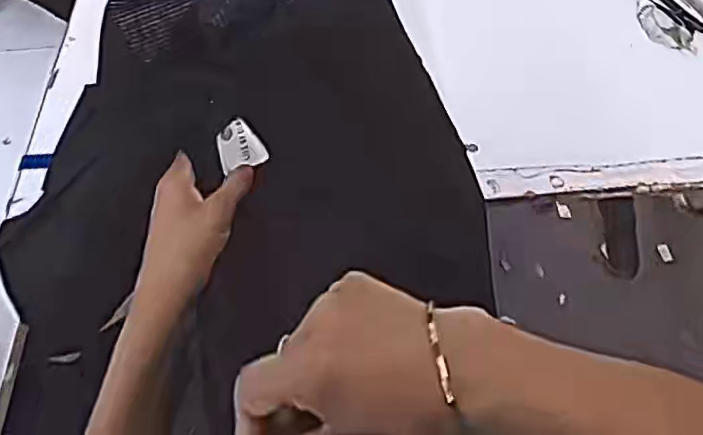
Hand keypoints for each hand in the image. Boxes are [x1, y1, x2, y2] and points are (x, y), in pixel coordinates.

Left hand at [136, 152, 254, 310]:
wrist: (164, 300)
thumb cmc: (180, 257)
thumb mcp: (219, 212)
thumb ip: (235, 185)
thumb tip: (245, 169)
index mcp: (172, 181)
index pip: (194, 150)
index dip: (215, 146)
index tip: (235, 147)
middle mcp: (167, 196)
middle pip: (199, 173)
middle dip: (220, 174)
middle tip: (240, 174)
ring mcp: (169, 217)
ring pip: (199, 196)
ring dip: (216, 198)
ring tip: (232, 202)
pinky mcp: (175, 237)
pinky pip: (197, 217)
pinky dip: (210, 218)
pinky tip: (220, 228)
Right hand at [235, 272, 462, 434]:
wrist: (453, 365)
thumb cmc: (413, 407)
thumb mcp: (345, 432)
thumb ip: (301, 431)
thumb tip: (281, 430)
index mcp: (308, 364)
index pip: (250, 386)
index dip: (251, 420)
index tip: (263, 433)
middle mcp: (316, 321)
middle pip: (280, 361)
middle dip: (290, 393)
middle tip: (310, 421)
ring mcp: (334, 295)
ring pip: (304, 336)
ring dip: (314, 362)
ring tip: (345, 387)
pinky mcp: (353, 282)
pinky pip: (328, 313)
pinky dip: (335, 334)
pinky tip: (360, 356)